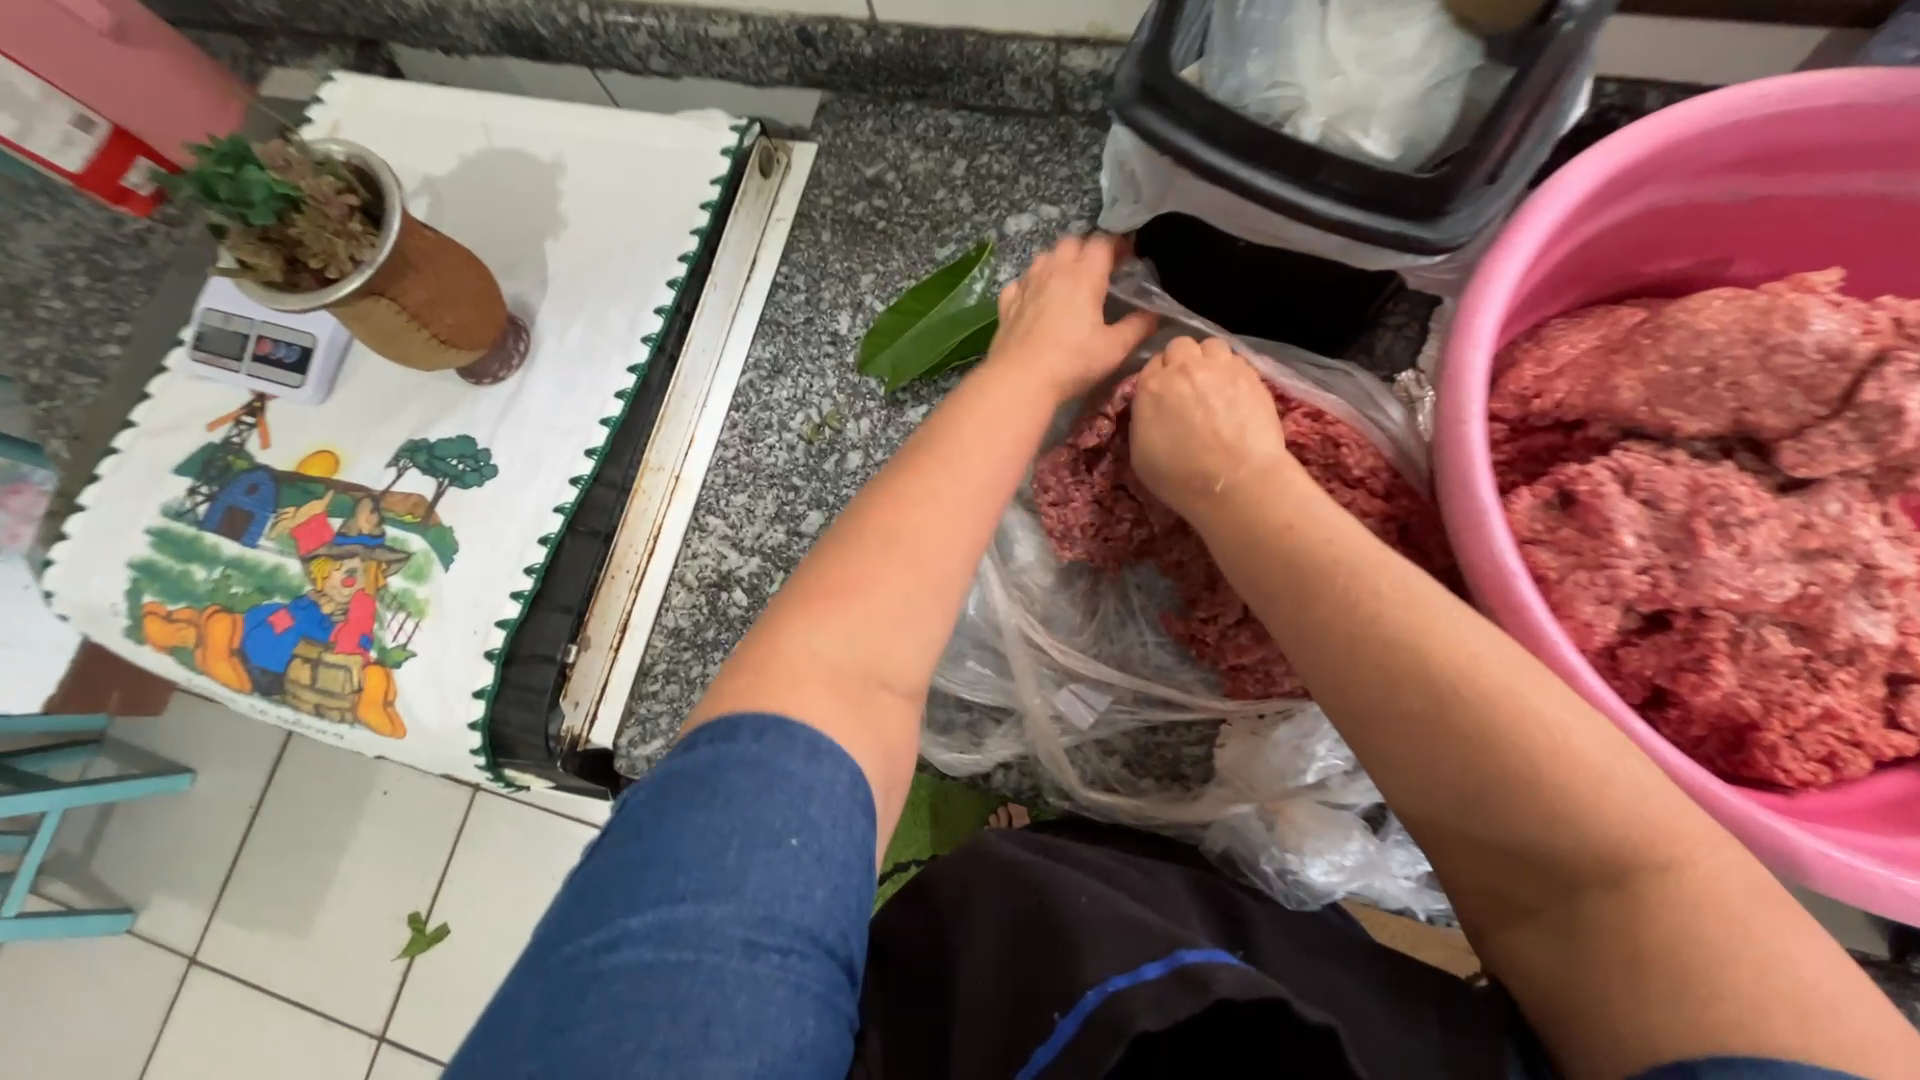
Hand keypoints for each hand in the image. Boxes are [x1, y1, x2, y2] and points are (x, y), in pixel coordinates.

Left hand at [987, 233, 1157, 402]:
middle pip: (1071, 242)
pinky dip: (1031, 283)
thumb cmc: (1072, 363)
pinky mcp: (1007, 303)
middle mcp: (1054, 271)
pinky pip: (1021, 281)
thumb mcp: (1114, 349)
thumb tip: (1154, 314)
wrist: (1020, 380)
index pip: (1102, 243)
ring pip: (1044, 257)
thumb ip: (1137, 327)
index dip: (1117, 245)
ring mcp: (1027, 285)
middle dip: (1087, 249)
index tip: (1126, 258)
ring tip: (1067, 281)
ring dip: (1058, 261)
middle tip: (1098, 270)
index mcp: (1084, 277)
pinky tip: (1036, 298)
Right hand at [1130, 336, 1294, 522]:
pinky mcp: (1251, 375)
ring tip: (1214, 383)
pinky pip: (1237, 360)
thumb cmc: (1180, 478)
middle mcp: (1184, 368)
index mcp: (1151, 387)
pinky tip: (1235, 393)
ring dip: (1209, 360)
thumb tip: (1152, 409)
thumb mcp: (1140, 454)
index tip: (1165, 395)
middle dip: (1182, 361)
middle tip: (1188, 385)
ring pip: (1211, 346)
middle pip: (1180, 346)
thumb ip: (1143, 419)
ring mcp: (1221, 368)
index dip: (1159, 379)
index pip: (1151, 365)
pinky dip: (1232, 371)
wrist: (1235, 481)